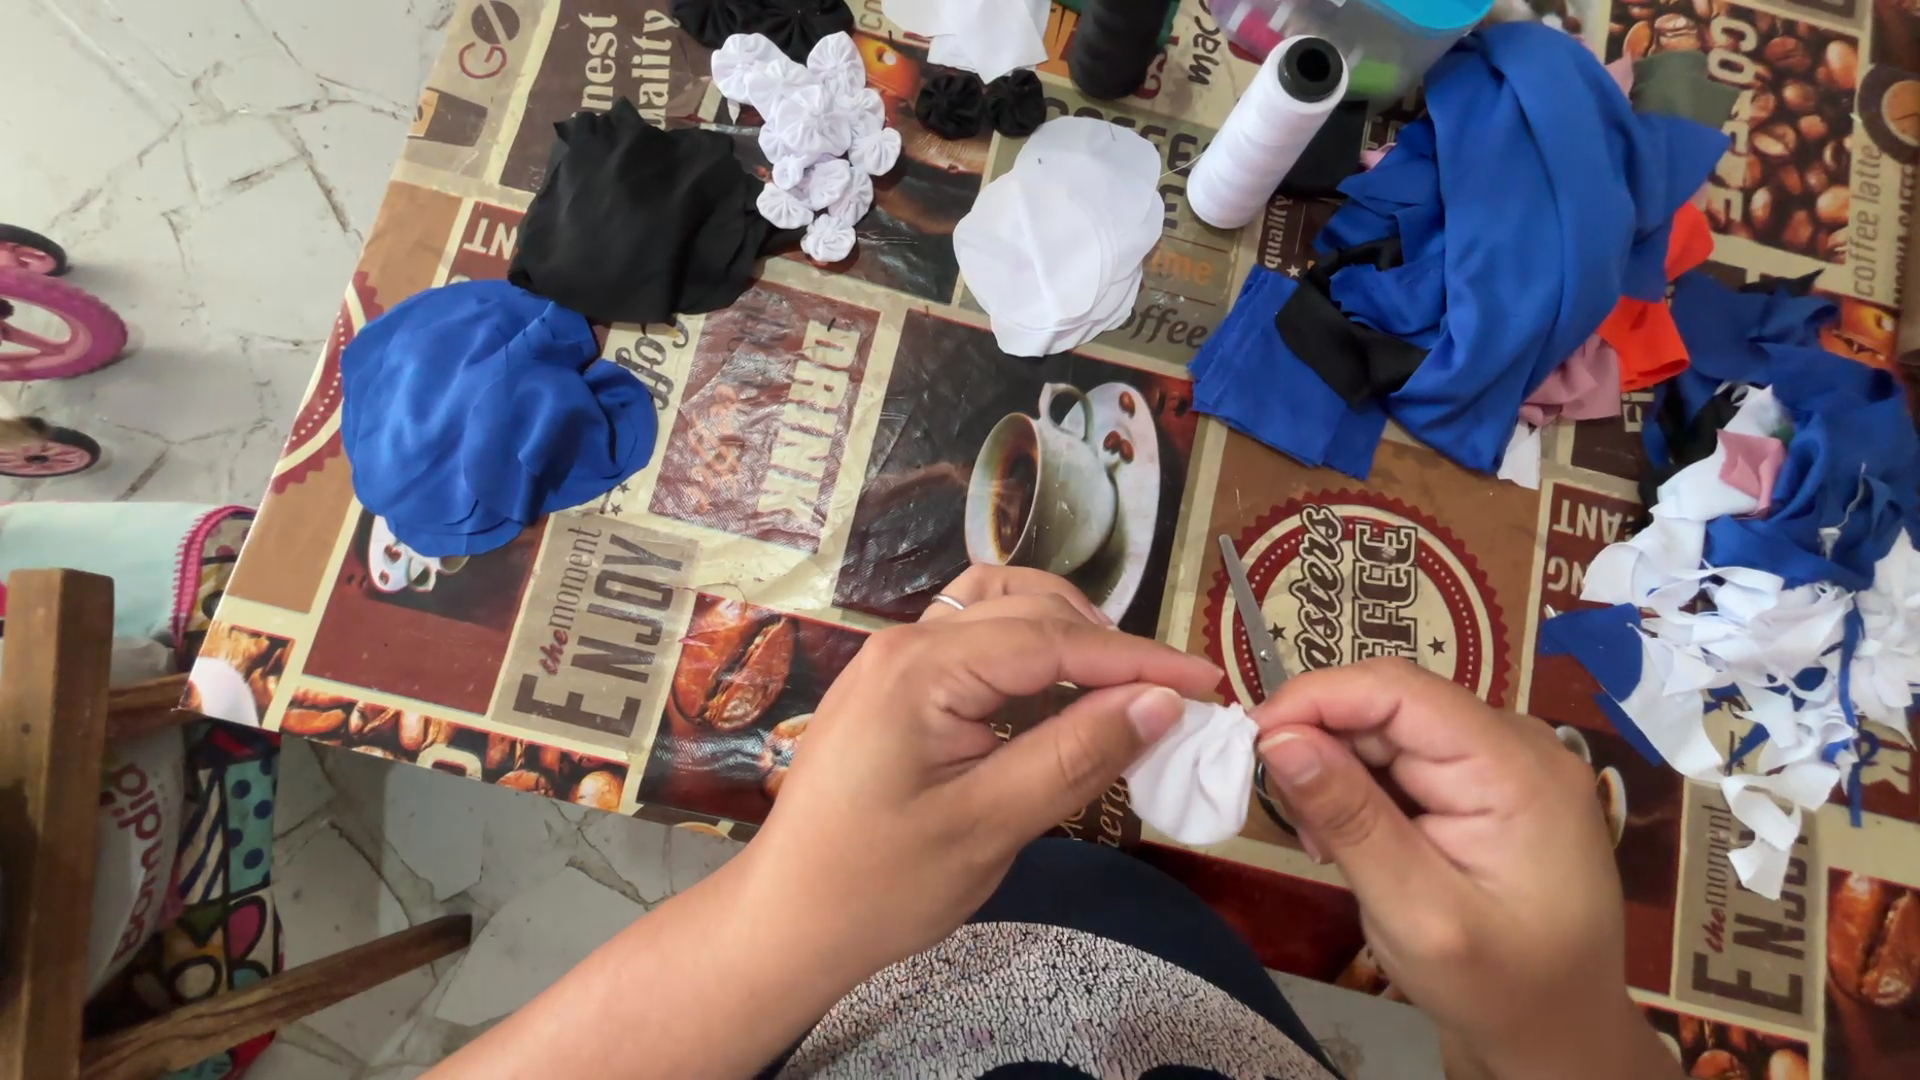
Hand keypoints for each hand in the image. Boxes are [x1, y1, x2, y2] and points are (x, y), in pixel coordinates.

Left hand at [743, 570, 1218, 972]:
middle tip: (1166, 695)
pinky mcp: (896, 678)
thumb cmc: (880, 884)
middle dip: (1106, 644)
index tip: (1207, 681)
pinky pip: (972, 633)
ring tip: (1113, 680)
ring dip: (1063, 630)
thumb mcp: (989, 825)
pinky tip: (1050, 685)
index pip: (1053, 641)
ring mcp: (895, 654)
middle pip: (1027, 611)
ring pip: (998, 605)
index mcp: (922, 667)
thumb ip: (1076, 753)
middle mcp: (906, 640)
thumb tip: (1159, 703)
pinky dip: (1024, 646)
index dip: (1138, 659)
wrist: (788, 917)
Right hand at [1251, 659, 1675, 1079]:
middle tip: (1297, 821)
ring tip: (1328, 842)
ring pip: (1379, 724)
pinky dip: (1355, 784)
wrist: (1560, 1031)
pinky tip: (1352, 835)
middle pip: (1382, 702)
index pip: (1394, 689)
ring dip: (1333, 771)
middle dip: (1319, 746)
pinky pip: (1394, 749)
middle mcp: (1512, 741)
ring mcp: (1497, 753)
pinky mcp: (1478, 770)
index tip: (1251, 741)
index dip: (1312, 698)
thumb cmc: (1498, 986)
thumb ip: (1348, 818)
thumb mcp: (1414, 913)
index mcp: (1514, 768)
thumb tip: (1275, 738)